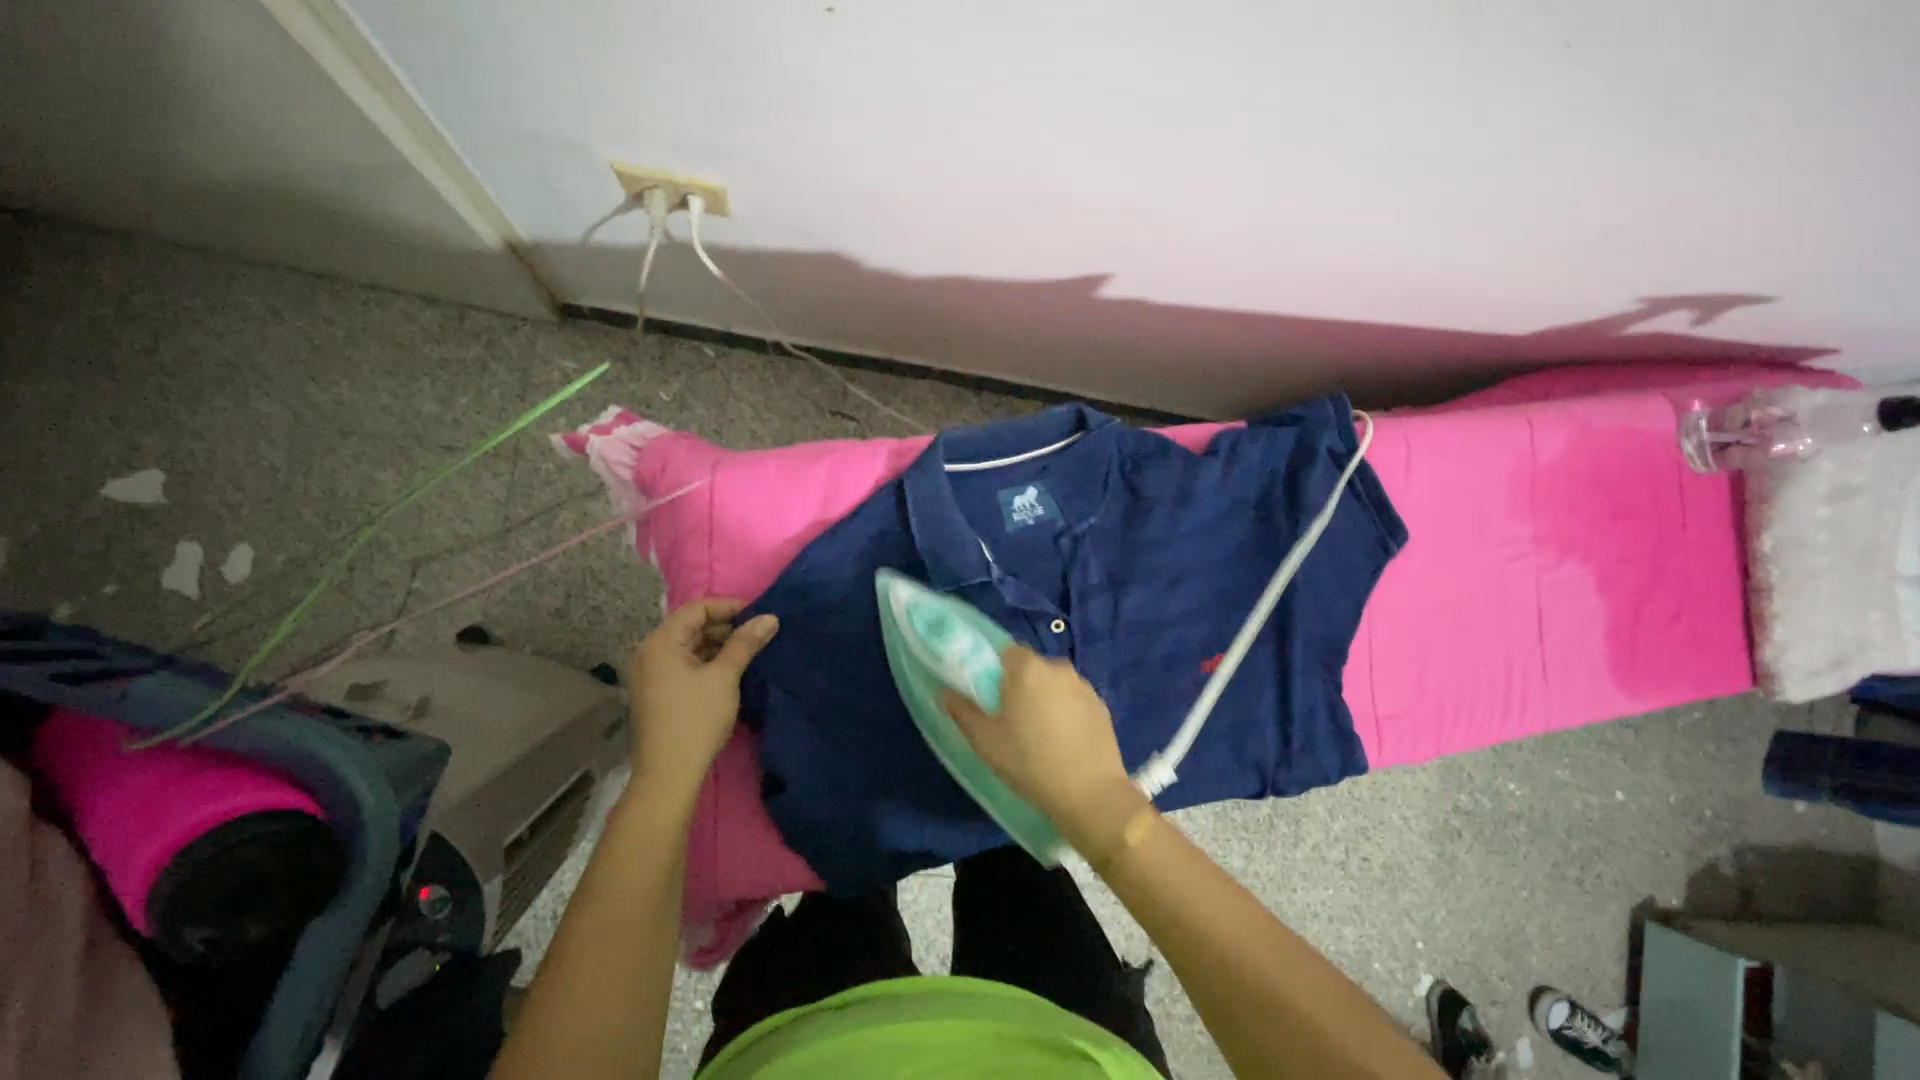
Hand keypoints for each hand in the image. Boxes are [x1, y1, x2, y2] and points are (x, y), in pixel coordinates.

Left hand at [626, 599, 777, 809]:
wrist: (669, 773)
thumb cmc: (696, 718)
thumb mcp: (725, 677)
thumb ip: (745, 643)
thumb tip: (770, 617)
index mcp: (661, 642)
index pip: (697, 609)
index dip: (729, 606)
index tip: (759, 614)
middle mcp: (650, 652)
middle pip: (691, 626)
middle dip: (726, 627)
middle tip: (758, 634)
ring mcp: (650, 674)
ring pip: (688, 647)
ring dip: (718, 646)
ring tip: (750, 653)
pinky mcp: (657, 693)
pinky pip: (684, 666)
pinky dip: (707, 663)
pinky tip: (731, 672)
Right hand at [942, 646, 1145, 854]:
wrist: (1089, 793)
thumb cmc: (1029, 763)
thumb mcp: (985, 741)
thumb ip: (963, 711)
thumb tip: (946, 692)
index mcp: (1027, 669)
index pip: (1006, 653)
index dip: (995, 671)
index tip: (990, 698)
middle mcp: (1058, 668)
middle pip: (1031, 668)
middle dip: (1020, 686)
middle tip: (1011, 719)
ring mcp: (1084, 686)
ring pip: (1054, 684)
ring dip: (1045, 699)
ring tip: (1039, 734)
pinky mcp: (1101, 706)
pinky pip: (1074, 700)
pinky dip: (1066, 712)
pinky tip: (1063, 741)